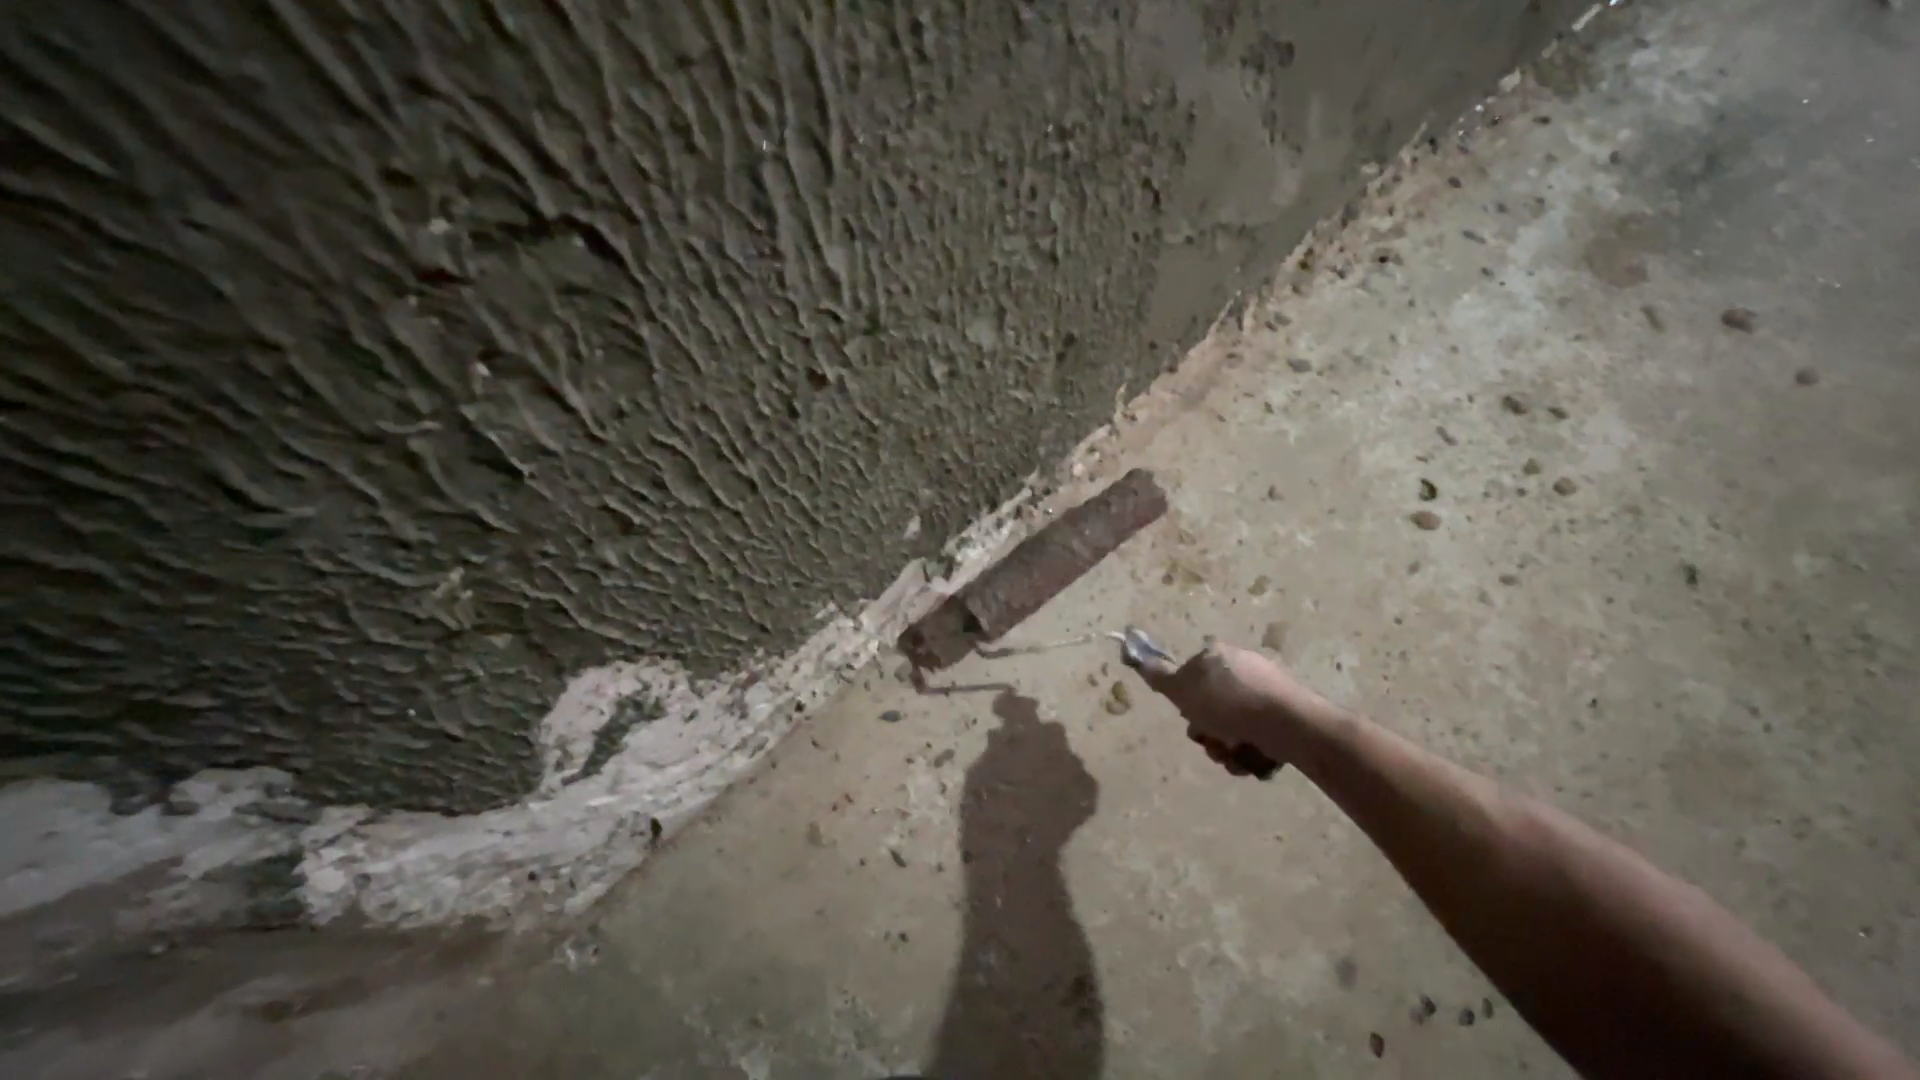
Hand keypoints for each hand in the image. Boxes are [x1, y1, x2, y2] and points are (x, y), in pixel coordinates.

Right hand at [1134, 643, 1324, 776]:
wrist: (1286, 723)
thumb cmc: (1228, 703)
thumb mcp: (1183, 689)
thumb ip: (1160, 676)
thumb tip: (1140, 658)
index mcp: (1217, 655)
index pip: (1190, 676)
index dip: (1185, 701)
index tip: (1188, 715)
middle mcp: (1242, 668)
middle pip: (1211, 705)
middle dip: (1206, 730)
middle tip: (1210, 740)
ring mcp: (1265, 691)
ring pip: (1231, 725)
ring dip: (1224, 746)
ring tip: (1231, 755)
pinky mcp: (1283, 715)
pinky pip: (1255, 735)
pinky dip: (1247, 751)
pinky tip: (1248, 759)